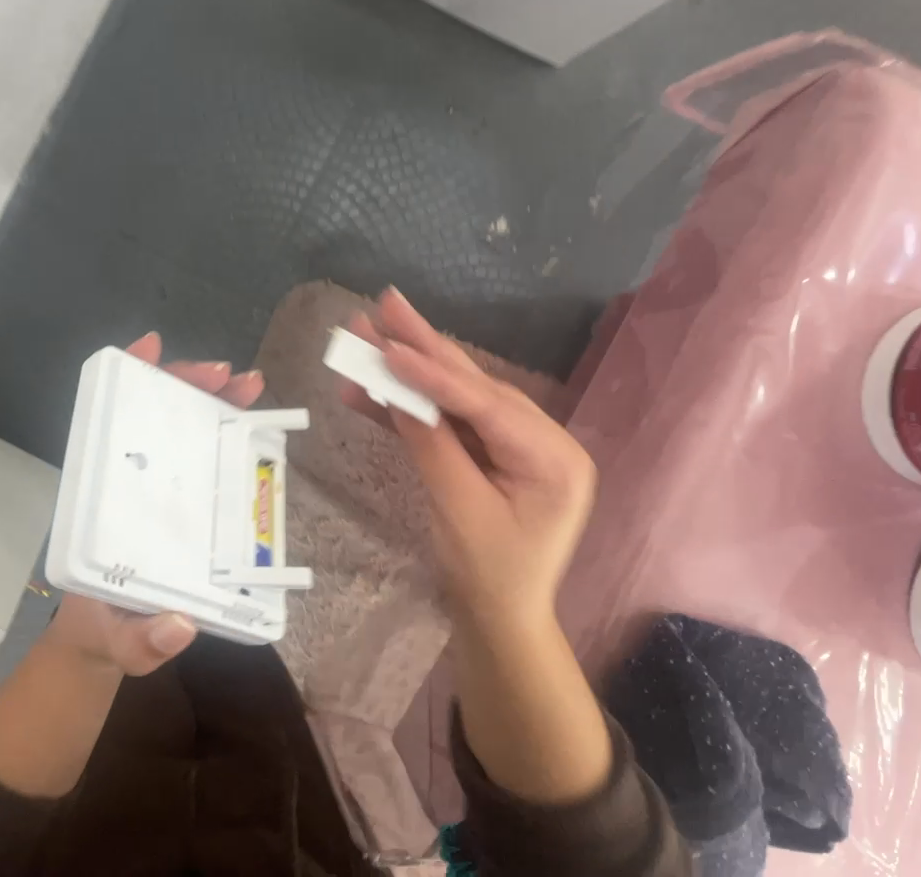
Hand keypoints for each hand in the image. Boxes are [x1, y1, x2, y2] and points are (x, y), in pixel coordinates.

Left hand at [40, 330, 265, 675]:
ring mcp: (155, 488)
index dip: (128, 382)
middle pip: (150, 417)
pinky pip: (201, 458)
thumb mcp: (117, 642)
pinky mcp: (181, 503)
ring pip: (179, 429)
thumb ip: (141, 640)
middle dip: (185, 384)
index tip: (150, 349)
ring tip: (247, 387)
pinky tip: (249, 417)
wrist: (107, 638)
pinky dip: (223, 430)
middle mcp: (126, 482)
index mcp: (100, 501)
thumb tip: (181, 624)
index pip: (108, 427)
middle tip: (228, 378)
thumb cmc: (104, 630)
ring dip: (211, 399)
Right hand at [341, 288, 595, 629]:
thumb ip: (432, 447)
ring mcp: (514, 443)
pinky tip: (370, 389)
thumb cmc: (489, 573)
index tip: (388, 344)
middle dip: (423, 347)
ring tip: (368, 335)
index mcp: (552, 457)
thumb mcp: (460, 511)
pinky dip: (408, 407)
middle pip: (472, 385)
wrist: (499, 617)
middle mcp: (540, 438)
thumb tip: (396, 393)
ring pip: (454, 396)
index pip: (485, 403)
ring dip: (408, 370)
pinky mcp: (489, 452)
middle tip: (385, 304)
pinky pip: (447, 421)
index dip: (432, 373)